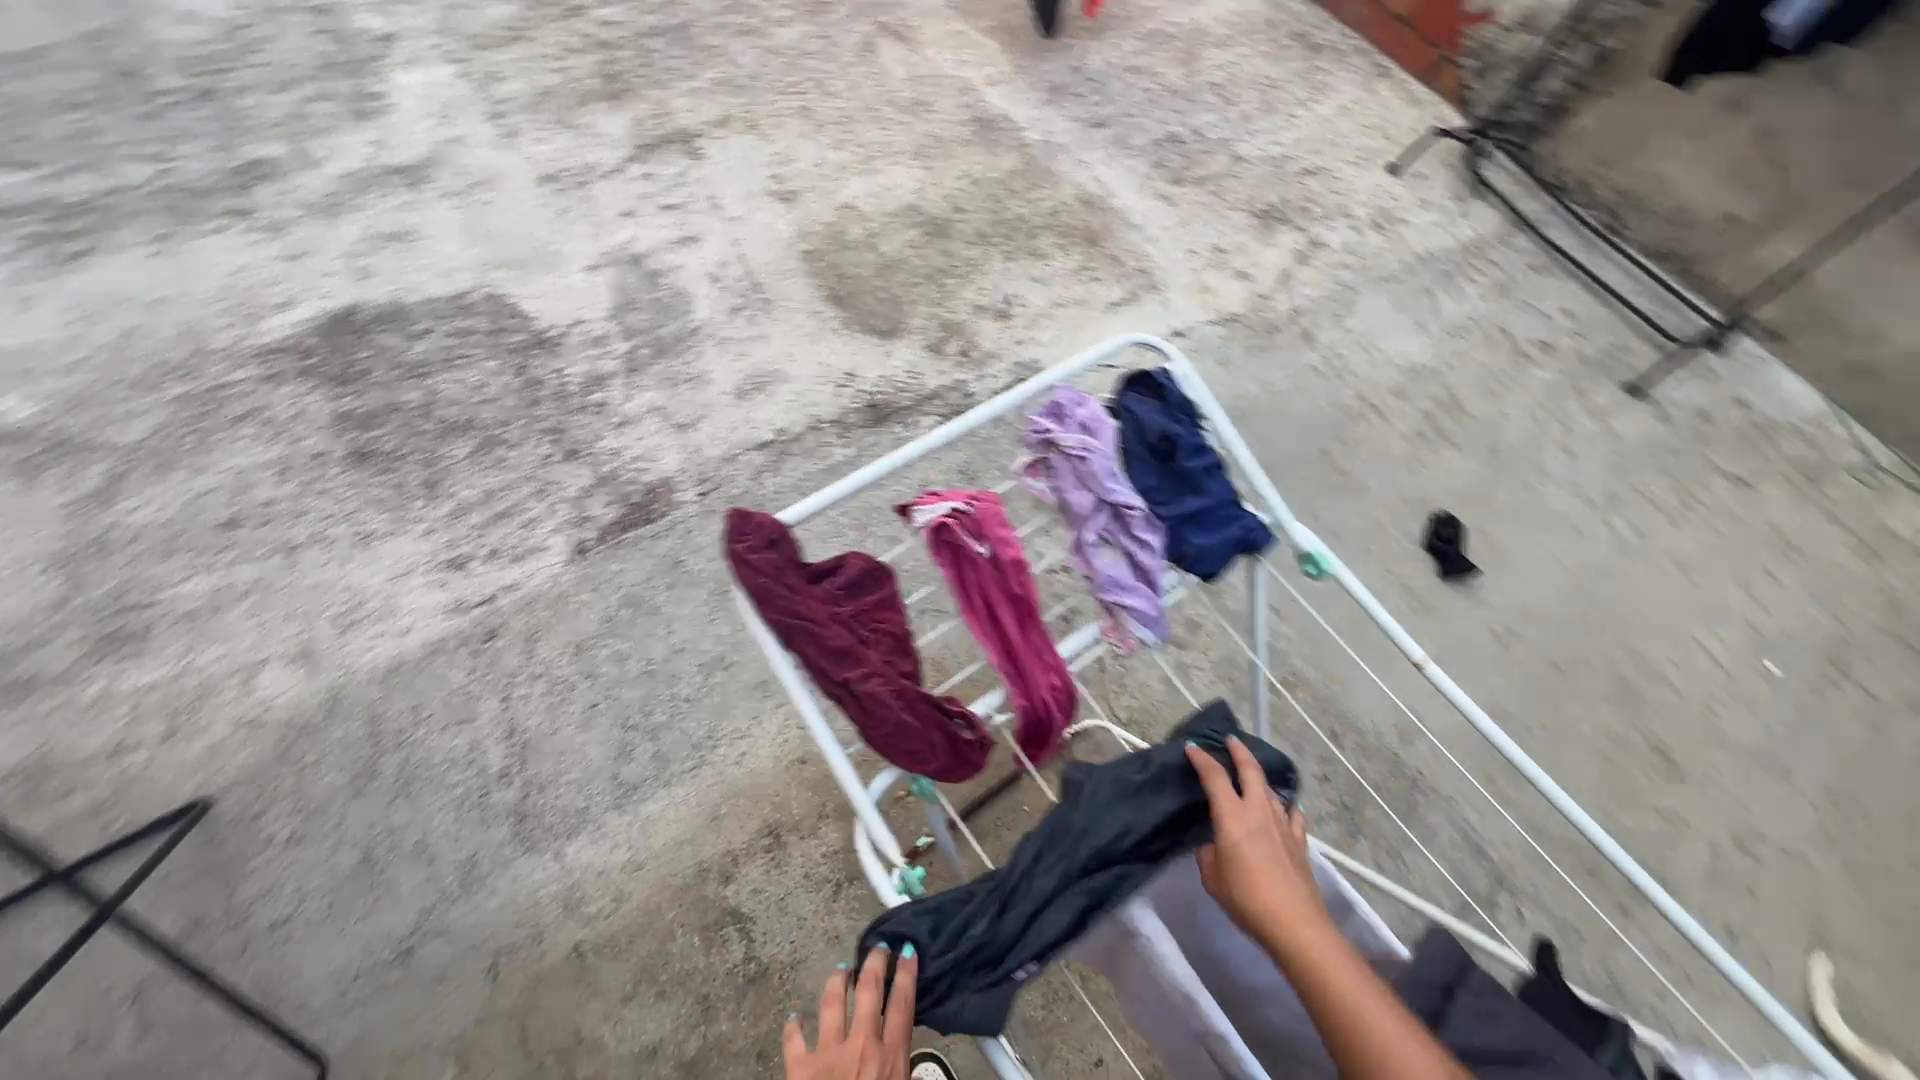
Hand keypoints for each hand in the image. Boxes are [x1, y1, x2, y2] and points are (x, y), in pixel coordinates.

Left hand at [783, 944, 916, 1079]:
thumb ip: (906, 1073)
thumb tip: (912, 1067)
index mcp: (890, 1056)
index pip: (903, 1002)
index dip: (907, 972)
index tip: (908, 951)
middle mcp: (861, 1045)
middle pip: (869, 989)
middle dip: (874, 962)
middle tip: (877, 948)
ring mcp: (828, 1054)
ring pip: (832, 1001)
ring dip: (838, 980)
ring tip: (842, 969)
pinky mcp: (799, 1069)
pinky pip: (793, 1039)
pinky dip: (793, 1025)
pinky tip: (794, 1016)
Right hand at [1186, 737, 1328, 947]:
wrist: (1294, 923)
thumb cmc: (1246, 898)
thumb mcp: (1212, 877)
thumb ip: (1209, 854)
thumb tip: (1214, 845)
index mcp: (1232, 816)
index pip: (1214, 777)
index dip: (1202, 759)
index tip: (1192, 747)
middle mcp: (1258, 810)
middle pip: (1251, 770)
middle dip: (1239, 751)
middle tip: (1230, 739)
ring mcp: (1283, 823)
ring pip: (1271, 789)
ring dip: (1259, 776)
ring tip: (1251, 773)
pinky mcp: (1299, 840)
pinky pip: (1290, 812)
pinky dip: (1283, 803)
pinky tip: (1282, 807)